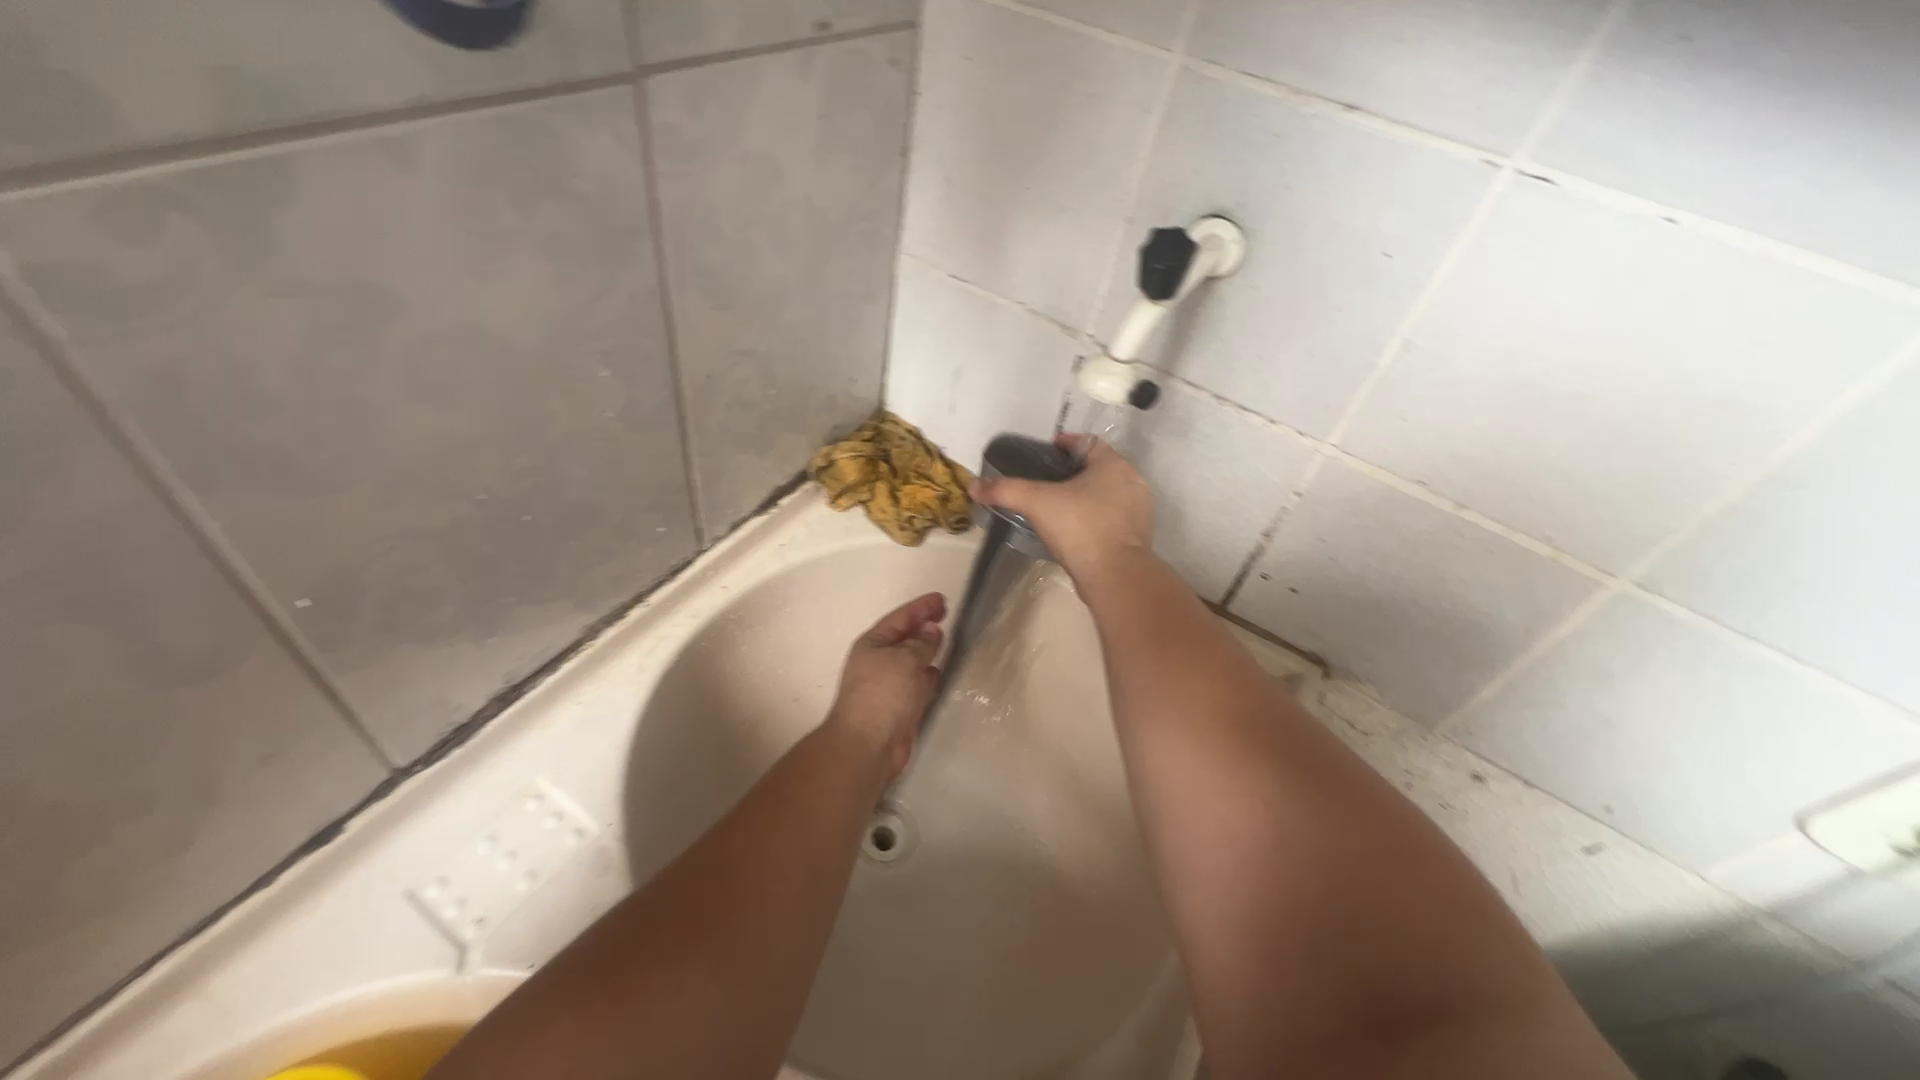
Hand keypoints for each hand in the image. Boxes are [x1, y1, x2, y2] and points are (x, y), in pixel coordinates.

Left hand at [824, 592, 946, 781]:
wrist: (867, 745)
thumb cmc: (883, 694)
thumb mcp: (905, 660)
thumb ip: (921, 644)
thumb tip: (931, 630)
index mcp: (872, 644)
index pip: (899, 618)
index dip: (920, 607)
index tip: (941, 599)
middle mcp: (877, 663)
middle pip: (903, 639)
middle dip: (923, 627)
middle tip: (945, 615)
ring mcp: (887, 687)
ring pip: (910, 662)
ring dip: (926, 652)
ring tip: (946, 642)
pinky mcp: (898, 709)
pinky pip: (915, 685)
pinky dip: (927, 677)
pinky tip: (939, 674)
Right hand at [971, 435, 1153, 581]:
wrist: (1115, 576)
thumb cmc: (1080, 527)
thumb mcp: (1037, 503)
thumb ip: (1006, 490)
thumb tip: (974, 486)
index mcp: (1113, 465)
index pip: (1089, 442)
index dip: (1066, 443)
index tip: (1048, 451)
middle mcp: (1132, 482)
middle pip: (1099, 468)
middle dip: (1075, 472)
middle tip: (1047, 481)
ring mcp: (1138, 511)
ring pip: (1107, 495)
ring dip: (1085, 497)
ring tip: (1058, 506)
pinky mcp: (1136, 538)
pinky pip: (1111, 520)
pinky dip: (1094, 519)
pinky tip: (1073, 531)